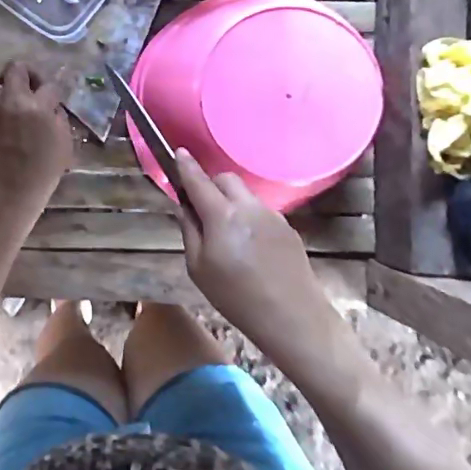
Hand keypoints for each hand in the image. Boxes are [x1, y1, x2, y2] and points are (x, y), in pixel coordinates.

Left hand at [0, 61, 72, 212]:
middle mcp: (13, 102)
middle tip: (29, 86)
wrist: (17, 185)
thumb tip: (52, 107)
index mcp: (39, 106)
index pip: (49, 85)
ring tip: (4, 95)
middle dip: (25, 72)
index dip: (53, 91)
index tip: (53, 101)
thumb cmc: (47, 166)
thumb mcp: (65, 139)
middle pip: (15, 68)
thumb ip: (58, 117)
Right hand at [172, 149, 348, 375]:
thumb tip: (184, 207)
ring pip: (245, 195)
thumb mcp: (198, 268)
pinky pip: (260, 211)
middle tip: (200, 209)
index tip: (178, 153)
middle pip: (226, 179)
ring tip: (226, 235)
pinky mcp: (287, 227)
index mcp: (222, 215)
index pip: (199, 180)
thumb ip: (189, 231)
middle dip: (210, 185)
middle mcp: (248, 206)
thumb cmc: (236, 297)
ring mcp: (272, 215)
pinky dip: (248, 217)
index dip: (185, 165)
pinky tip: (249, 248)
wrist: (292, 316)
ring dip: (230, 202)